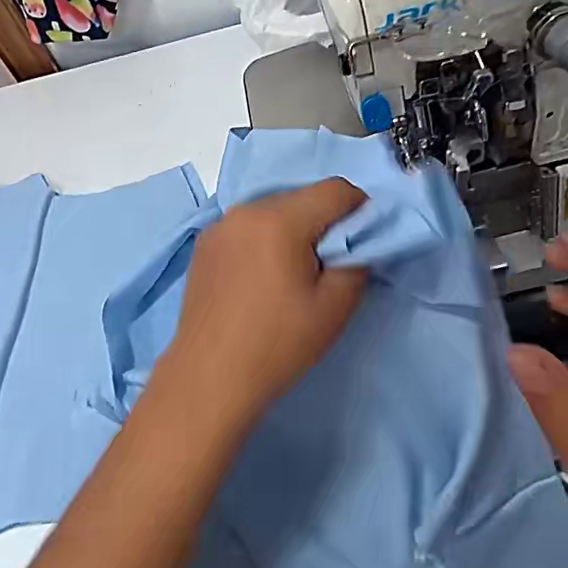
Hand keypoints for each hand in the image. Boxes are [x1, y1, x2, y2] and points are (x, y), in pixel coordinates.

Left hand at [159, 179, 370, 426]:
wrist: (209, 378)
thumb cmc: (277, 345)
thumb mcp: (335, 307)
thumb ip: (357, 260)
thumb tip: (355, 239)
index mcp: (280, 220)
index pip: (334, 189)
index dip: (359, 207)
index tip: (363, 238)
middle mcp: (246, 210)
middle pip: (302, 196)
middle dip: (323, 219)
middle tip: (329, 262)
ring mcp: (219, 224)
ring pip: (273, 209)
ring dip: (292, 227)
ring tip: (291, 271)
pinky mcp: (204, 242)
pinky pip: (247, 225)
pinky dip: (263, 237)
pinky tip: (260, 276)